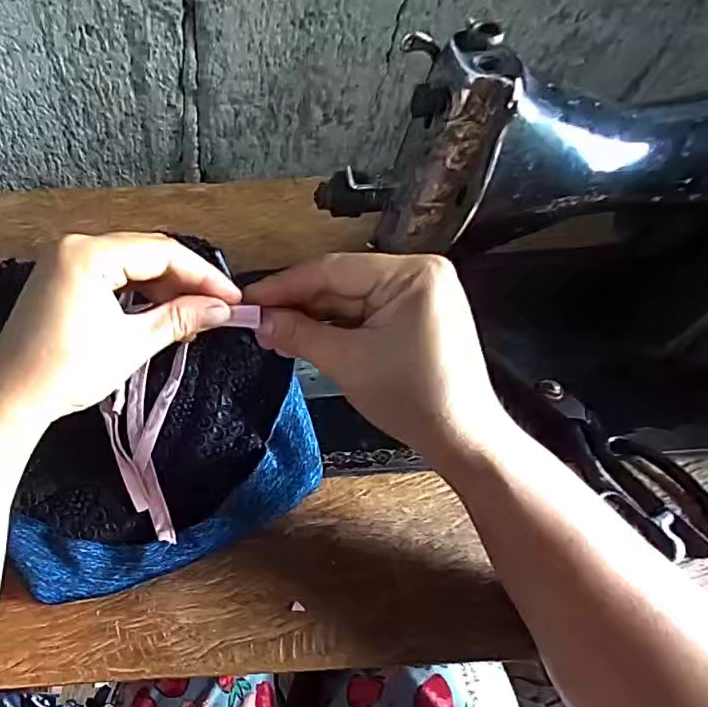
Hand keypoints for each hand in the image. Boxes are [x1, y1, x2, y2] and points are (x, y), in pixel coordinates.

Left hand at [0, 232, 241, 434]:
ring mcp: (61, 264)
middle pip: (145, 254)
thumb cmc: (63, 372)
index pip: (161, 252)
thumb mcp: (131, 344)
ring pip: (128, 267)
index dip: (203, 275)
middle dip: (183, 283)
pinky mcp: (57, 283)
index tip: (230, 297)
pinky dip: (134, 296)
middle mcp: (72, 247)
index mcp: (87, 253)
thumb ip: (179, 318)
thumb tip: (219, 308)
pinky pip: (107, 278)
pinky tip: (154, 317)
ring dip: (160, 291)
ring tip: (187, 320)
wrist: (11, 399)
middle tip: (212, 311)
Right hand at [243, 253, 516, 468]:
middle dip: (295, 305)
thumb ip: (298, 333)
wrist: (459, 437)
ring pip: (345, 301)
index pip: (331, 270)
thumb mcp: (347, 361)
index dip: (283, 286)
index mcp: (411, 274)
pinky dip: (329, 329)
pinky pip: (359, 316)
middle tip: (255, 321)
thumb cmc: (415, 397)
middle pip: (337, 283)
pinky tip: (300, 339)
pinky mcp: (408, 319)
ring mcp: (413, 298)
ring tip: (272, 334)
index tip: (248, 299)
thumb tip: (259, 319)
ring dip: (309, 318)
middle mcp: (416, 276)